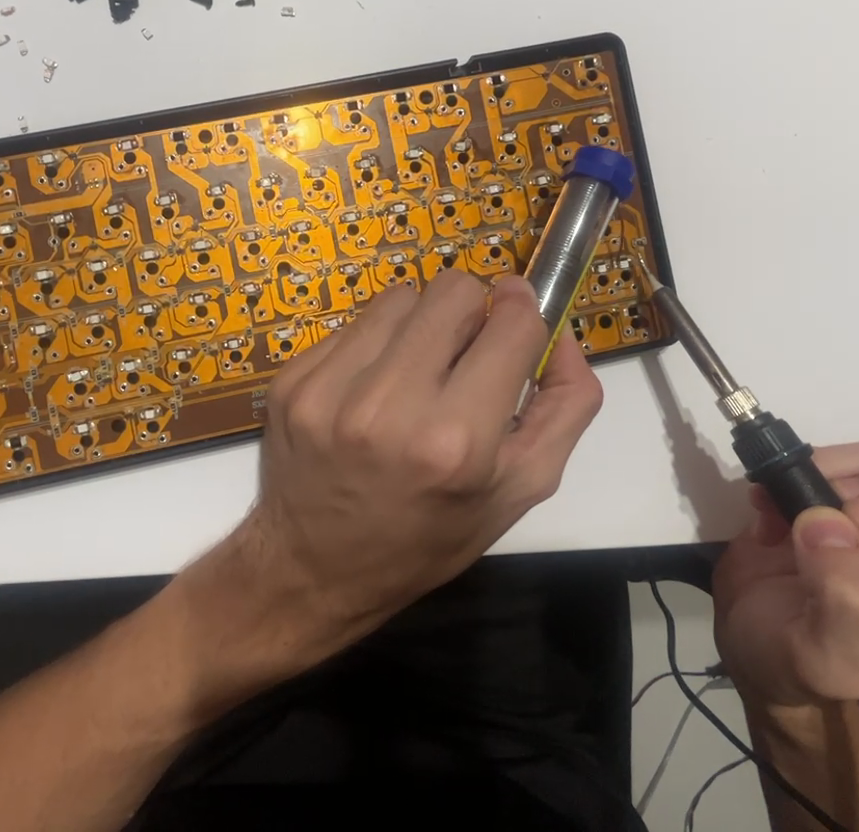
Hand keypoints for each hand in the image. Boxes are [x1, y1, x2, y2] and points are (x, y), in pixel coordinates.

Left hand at [239, 271, 603, 642]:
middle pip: (454, 289)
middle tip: (464, 354)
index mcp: (456, 443)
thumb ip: (565, 407)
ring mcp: (330, 389)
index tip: (520, 322)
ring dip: (421, 324)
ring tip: (414, 374)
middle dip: (473, 312)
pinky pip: (354, 323)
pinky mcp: (293, 380)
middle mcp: (389, 406)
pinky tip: (370, 389)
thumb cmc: (427, 537)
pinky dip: (374, 344)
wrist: (316, 567)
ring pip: (402, 297)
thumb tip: (561, 331)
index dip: (526, 314)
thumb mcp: (520, 492)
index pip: (513, 324)